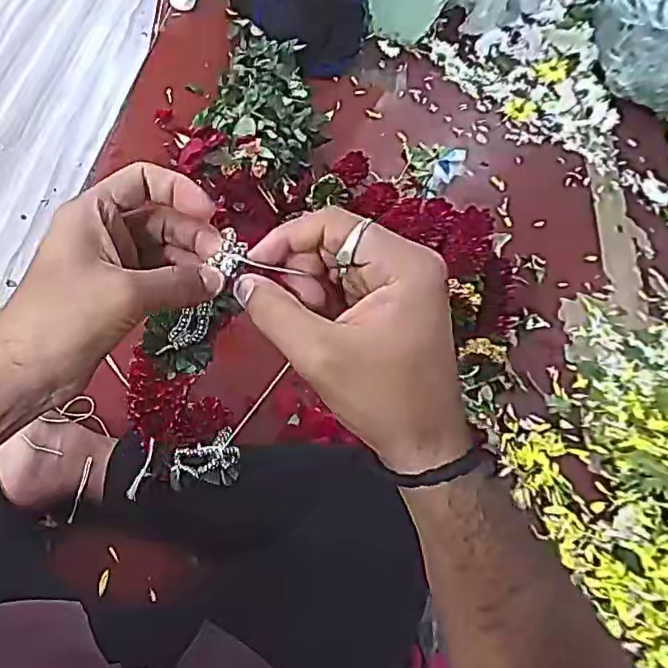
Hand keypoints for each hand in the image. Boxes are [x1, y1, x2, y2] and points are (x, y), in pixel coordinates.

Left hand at [0, 163, 224, 407]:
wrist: (25, 373)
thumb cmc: (60, 319)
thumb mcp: (124, 293)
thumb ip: (177, 282)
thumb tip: (216, 279)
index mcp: (92, 212)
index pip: (143, 180)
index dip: (179, 190)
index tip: (209, 214)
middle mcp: (102, 231)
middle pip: (158, 216)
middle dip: (192, 233)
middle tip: (222, 257)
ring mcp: (110, 264)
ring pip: (161, 249)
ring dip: (190, 261)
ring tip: (217, 278)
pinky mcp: (116, 294)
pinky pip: (157, 278)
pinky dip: (179, 283)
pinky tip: (201, 292)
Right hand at [236, 208, 474, 474]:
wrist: (424, 444)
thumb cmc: (384, 401)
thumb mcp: (319, 354)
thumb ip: (274, 311)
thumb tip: (244, 281)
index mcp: (404, 264)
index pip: (333, 223)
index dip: (287, 239)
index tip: (254, 265)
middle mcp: (408, 263)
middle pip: (333, 242)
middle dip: (298, 271)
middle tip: (280, 307)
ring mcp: (402, 282)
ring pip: (333, 264)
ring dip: (307, 290)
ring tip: (306, 328)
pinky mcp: (392, 301)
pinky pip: (343, 285)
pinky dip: (320, 303)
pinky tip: (317, 331)